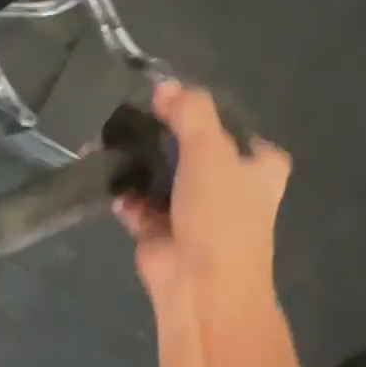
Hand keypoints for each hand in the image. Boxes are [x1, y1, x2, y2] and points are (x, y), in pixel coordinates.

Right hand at [114, 82, 290, 309]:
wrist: (201, 282)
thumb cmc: (220, 215)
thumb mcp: (210, 151)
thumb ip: (190, 113)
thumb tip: (163, 83)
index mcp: (258, 165)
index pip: (228, 126)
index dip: (198, 111)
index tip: (163, 99)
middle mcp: (229, 185)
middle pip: (189, 148)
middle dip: (159, 135)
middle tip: (127, 117)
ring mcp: (193, 208)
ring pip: (160, 174)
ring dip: (136, 163)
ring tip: (107, 143)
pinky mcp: (160, 228)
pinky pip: (136, 202)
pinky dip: (123, 194)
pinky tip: (108, 181)